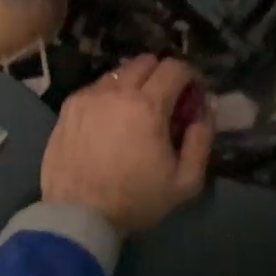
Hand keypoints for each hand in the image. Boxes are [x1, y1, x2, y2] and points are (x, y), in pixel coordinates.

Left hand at [41, 55, 213, 234]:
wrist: (77, 214)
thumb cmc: (135, 199)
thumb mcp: (184, 181)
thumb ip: (201, 140)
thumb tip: (205, 108)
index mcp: (148, 105)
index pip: (175, 67)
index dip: (190, 75)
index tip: (193, 92)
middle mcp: (117, 91)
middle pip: (146, 61)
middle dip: (162, 74)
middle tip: (167, 99)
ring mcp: (89, 95)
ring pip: (119, 73)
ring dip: (134, 83)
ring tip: (136, 111)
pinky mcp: (69, 106)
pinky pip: (96, 88)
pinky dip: (110, 95)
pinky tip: (110, 120)